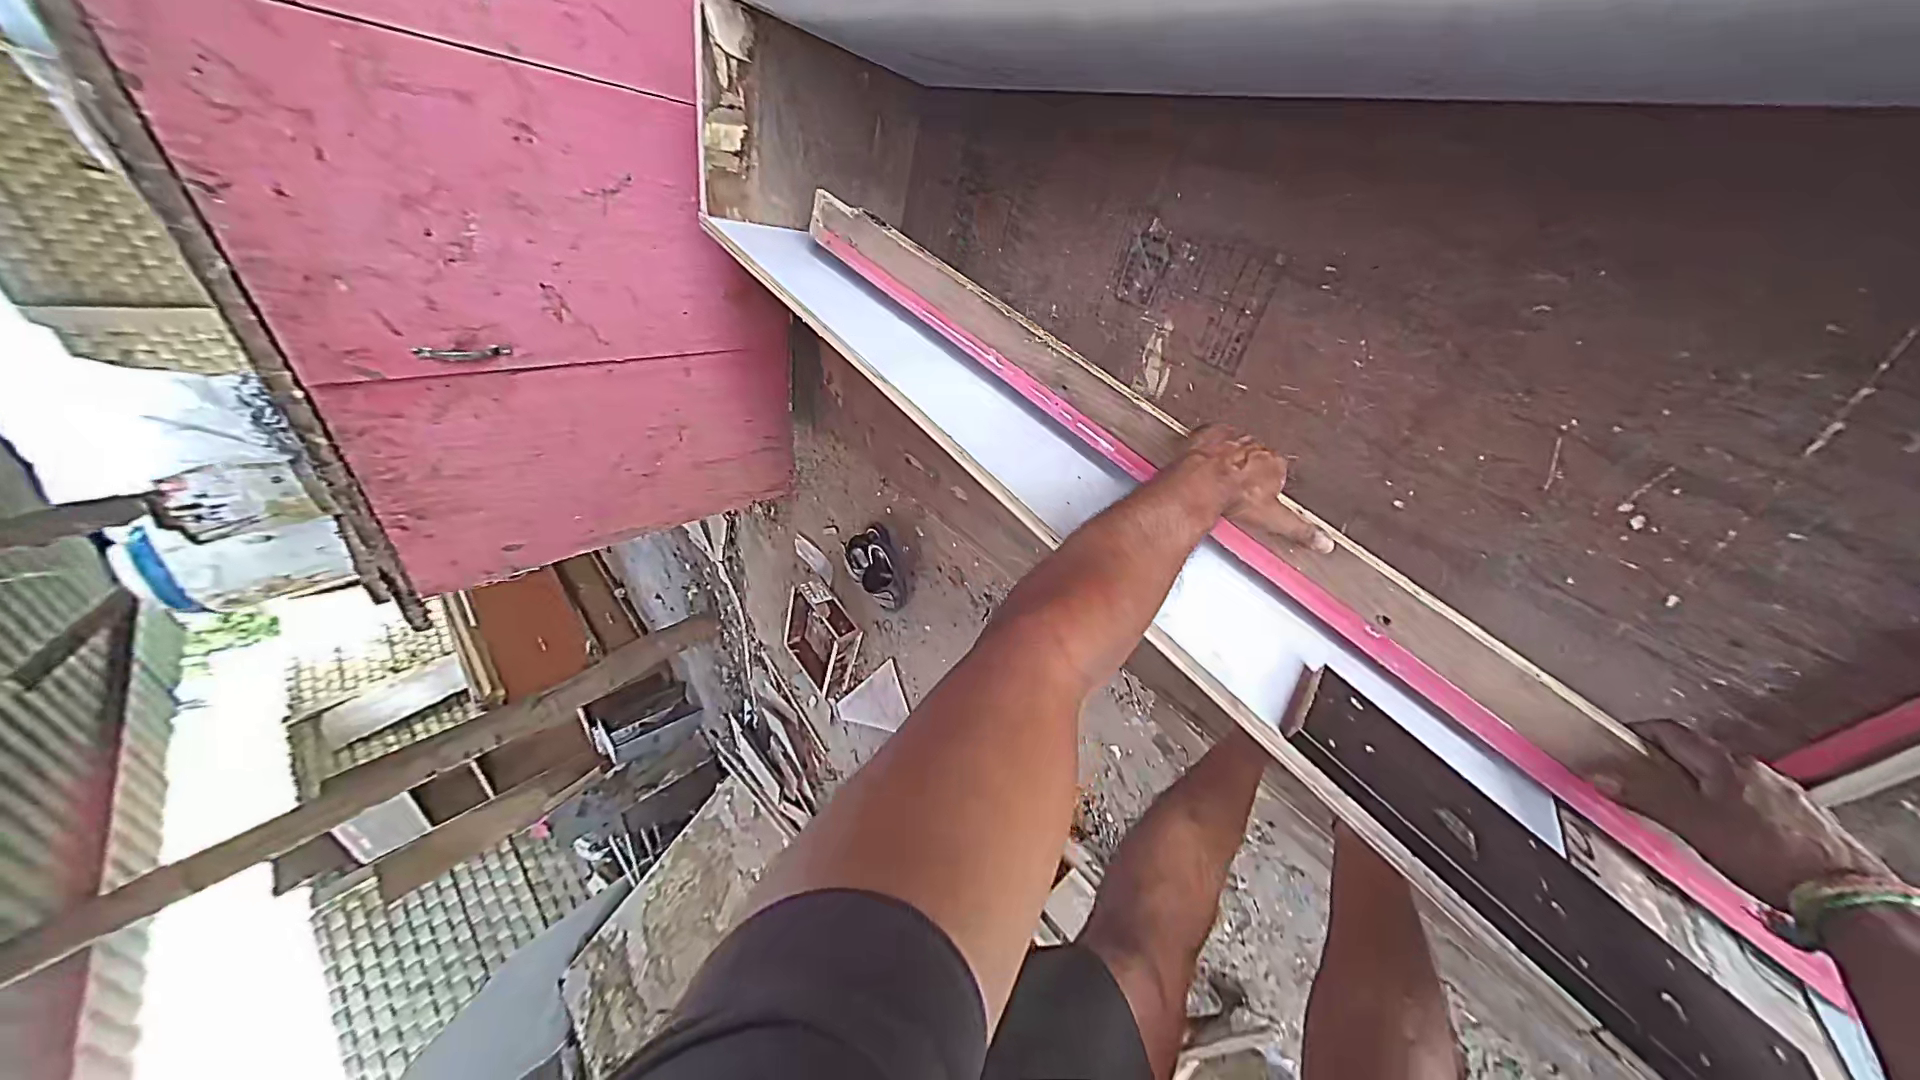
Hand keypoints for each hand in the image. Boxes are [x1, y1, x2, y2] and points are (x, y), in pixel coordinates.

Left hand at [1174, 426, 1331, 551]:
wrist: (1202, 481)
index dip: (1268, 482)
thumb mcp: (1272, 518)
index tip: (1259, 492)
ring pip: (1233, 445)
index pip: (1278, 470)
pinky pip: (1207, 437)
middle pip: (1254, 457)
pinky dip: (1204, 445)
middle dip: (1247, 469)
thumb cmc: (1236, 495)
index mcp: (1274, 463)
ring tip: (1216, 474)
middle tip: (1235, 486)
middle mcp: (1254, 446)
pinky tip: (1198, 458)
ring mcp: (1229, 440)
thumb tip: (1323, 543)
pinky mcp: (1205, 436)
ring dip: (1227, 456)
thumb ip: (1299, 530)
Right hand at [1593, 720, 1894, 909]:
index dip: (1637, 733)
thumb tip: (1599, 774)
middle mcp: (1759, 772)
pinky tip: (1728, 834)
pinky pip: (1753, 803)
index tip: (1617, 742)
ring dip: (1699, 787)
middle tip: (1640, 779)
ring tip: (1682, 811)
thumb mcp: (1690, 823)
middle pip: (1698, 754)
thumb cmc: (1772, 858)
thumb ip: (1641, 795)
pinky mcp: (1805, 822)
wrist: (1849, 899)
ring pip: (1727, 779)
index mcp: (1726, 763)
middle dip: (1666, 763)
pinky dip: (1730, 809)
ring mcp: (1787, 796)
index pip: (1670, 731)